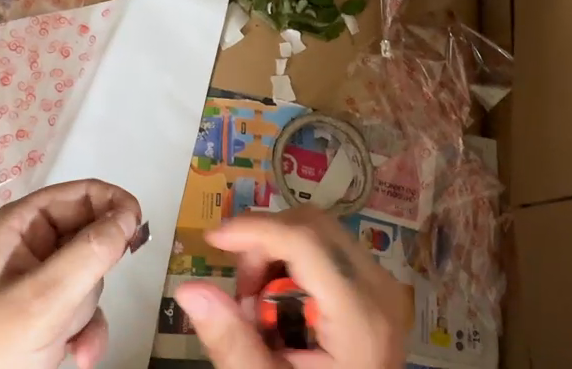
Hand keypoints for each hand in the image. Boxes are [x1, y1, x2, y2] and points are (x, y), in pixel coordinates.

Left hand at [0, 179, 147, 368]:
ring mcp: (35, 281)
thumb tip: (130, 215)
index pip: (81, 193)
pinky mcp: (42, 314)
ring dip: (87, 310)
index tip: (138, 231)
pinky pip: (81, 308)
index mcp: (20, 225)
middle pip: (89, 236)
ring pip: (89, 276)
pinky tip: (78, 355)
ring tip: (67, 336)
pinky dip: (85, 331)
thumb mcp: (44, 300)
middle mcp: (28, 245)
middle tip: (83, 298)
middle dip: (95, 274)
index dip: (113, 205)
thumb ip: (90, 253)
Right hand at [174, 208, 408, 368]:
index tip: (212, 240)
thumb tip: (189, 290)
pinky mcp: (376, 286)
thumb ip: (232, 343)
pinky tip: (280, 300)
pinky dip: (295, 259)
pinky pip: (330, 246)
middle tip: (240, 294)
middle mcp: (379, 287)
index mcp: (359, 316)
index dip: (256, 230)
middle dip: (263, 245)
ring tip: (258, 303)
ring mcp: (382, 283)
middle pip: (312, 227)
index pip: (305, 242)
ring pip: (319, 230)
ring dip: (277, 251)